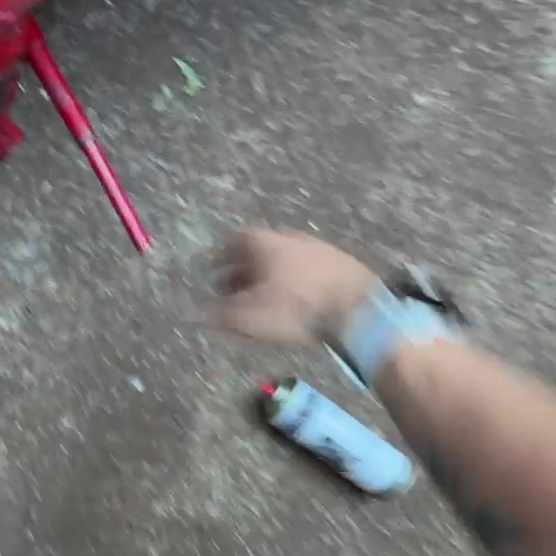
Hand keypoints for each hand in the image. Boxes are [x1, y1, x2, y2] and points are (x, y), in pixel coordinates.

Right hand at [211, 229, 377, 345]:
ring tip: (261, 302)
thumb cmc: (296, 309)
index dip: (218, 256)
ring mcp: (316, 248)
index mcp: (264, 243)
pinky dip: (290, 283)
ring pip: (281, 260)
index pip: (233, 239)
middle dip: (240, 271)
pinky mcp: (338, 264)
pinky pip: (303, 270)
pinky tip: (292, 304)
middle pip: (257, 250)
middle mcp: (289, 238)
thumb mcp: (250, 317)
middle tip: (232, 293)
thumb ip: (219, 314)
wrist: (359, 310)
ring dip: (267, 278)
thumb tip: (196, 313)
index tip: (212, 272)